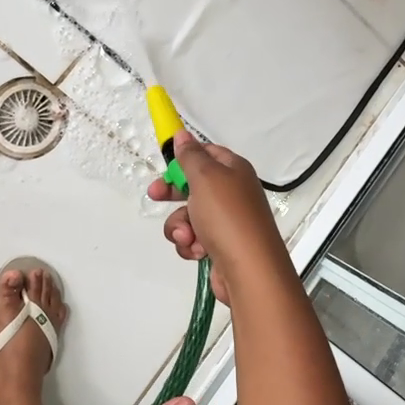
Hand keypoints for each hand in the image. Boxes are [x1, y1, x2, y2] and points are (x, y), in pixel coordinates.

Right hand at [148, 132, 282, 304]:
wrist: (249, 270)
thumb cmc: (227, 216)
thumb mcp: (205, 177)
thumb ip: (190, 156)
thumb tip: (183, 134)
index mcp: (234, 170)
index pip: (207, 153)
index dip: (185, 157)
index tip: (164, 164)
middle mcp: (232, 192)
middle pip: (193, 185)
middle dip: (173, 194)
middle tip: (155, 195)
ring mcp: (226, 221)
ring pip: (188, 215)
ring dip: (181, 225)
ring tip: (188, 236)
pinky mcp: (219, 246)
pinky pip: (193, 238)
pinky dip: (191, 244)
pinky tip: (197, 252)